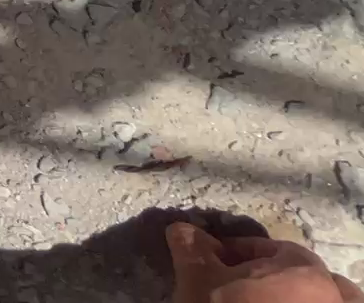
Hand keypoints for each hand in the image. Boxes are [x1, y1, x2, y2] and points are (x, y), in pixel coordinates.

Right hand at [168, 222, 363, 302]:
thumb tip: (189, 231)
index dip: (247, 249)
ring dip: (307, 302)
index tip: (219, 258)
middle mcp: (338, 300)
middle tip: (252, 285)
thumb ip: (191, 243)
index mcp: (305, 274)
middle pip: (324, 282)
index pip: (282, 248)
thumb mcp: (195, 274)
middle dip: (291, 279)